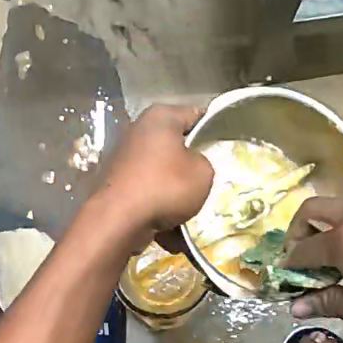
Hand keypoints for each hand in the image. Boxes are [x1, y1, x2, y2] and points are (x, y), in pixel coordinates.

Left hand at [93, 104, 213, 236]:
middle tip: (209, 178)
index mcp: (161, 118)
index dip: (213, 128)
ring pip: (163, 172)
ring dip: (176, 190)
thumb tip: (193, 166)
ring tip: (191, 209)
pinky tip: (171, 228)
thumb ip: (205, 162)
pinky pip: (149, 192)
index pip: (196, 115)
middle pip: (176, 145)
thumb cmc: (166, 186)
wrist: (119, 220)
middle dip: (191, 163)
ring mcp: (124, 158)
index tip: (225, 144)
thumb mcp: (204, 173)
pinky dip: (159, 207)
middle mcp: (139, 131)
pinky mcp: (117, 183)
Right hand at [284, 197, 342, 342]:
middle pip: (315, 210)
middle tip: (301, 262)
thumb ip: (329, 304)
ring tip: (334, 263)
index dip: (289, 267)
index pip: (302, 248)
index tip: (284, 284)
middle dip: (299, 232)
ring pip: (342, 209)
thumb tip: (297, 307)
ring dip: (328, 229)